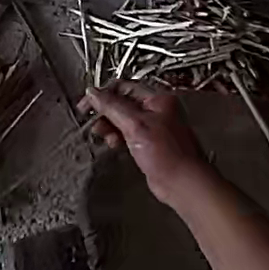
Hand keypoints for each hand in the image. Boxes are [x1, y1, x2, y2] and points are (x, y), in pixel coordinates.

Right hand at [81, 82, 215, 208]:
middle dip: (106, 111)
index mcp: (157, 98)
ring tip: (105, 136)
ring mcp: (154, 126)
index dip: (102, 94)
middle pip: (122, 102)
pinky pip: (128, 133)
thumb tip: (93, 92)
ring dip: (110, 125)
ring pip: (124, 118)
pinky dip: (118, 136)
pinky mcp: (150, 143)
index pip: (123, 86)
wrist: (182, 183)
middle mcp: (157, 109)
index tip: (86, 104)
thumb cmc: (167, 154)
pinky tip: (114, 143)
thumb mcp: (135, 124)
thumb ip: (112, 106)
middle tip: (93, 122)